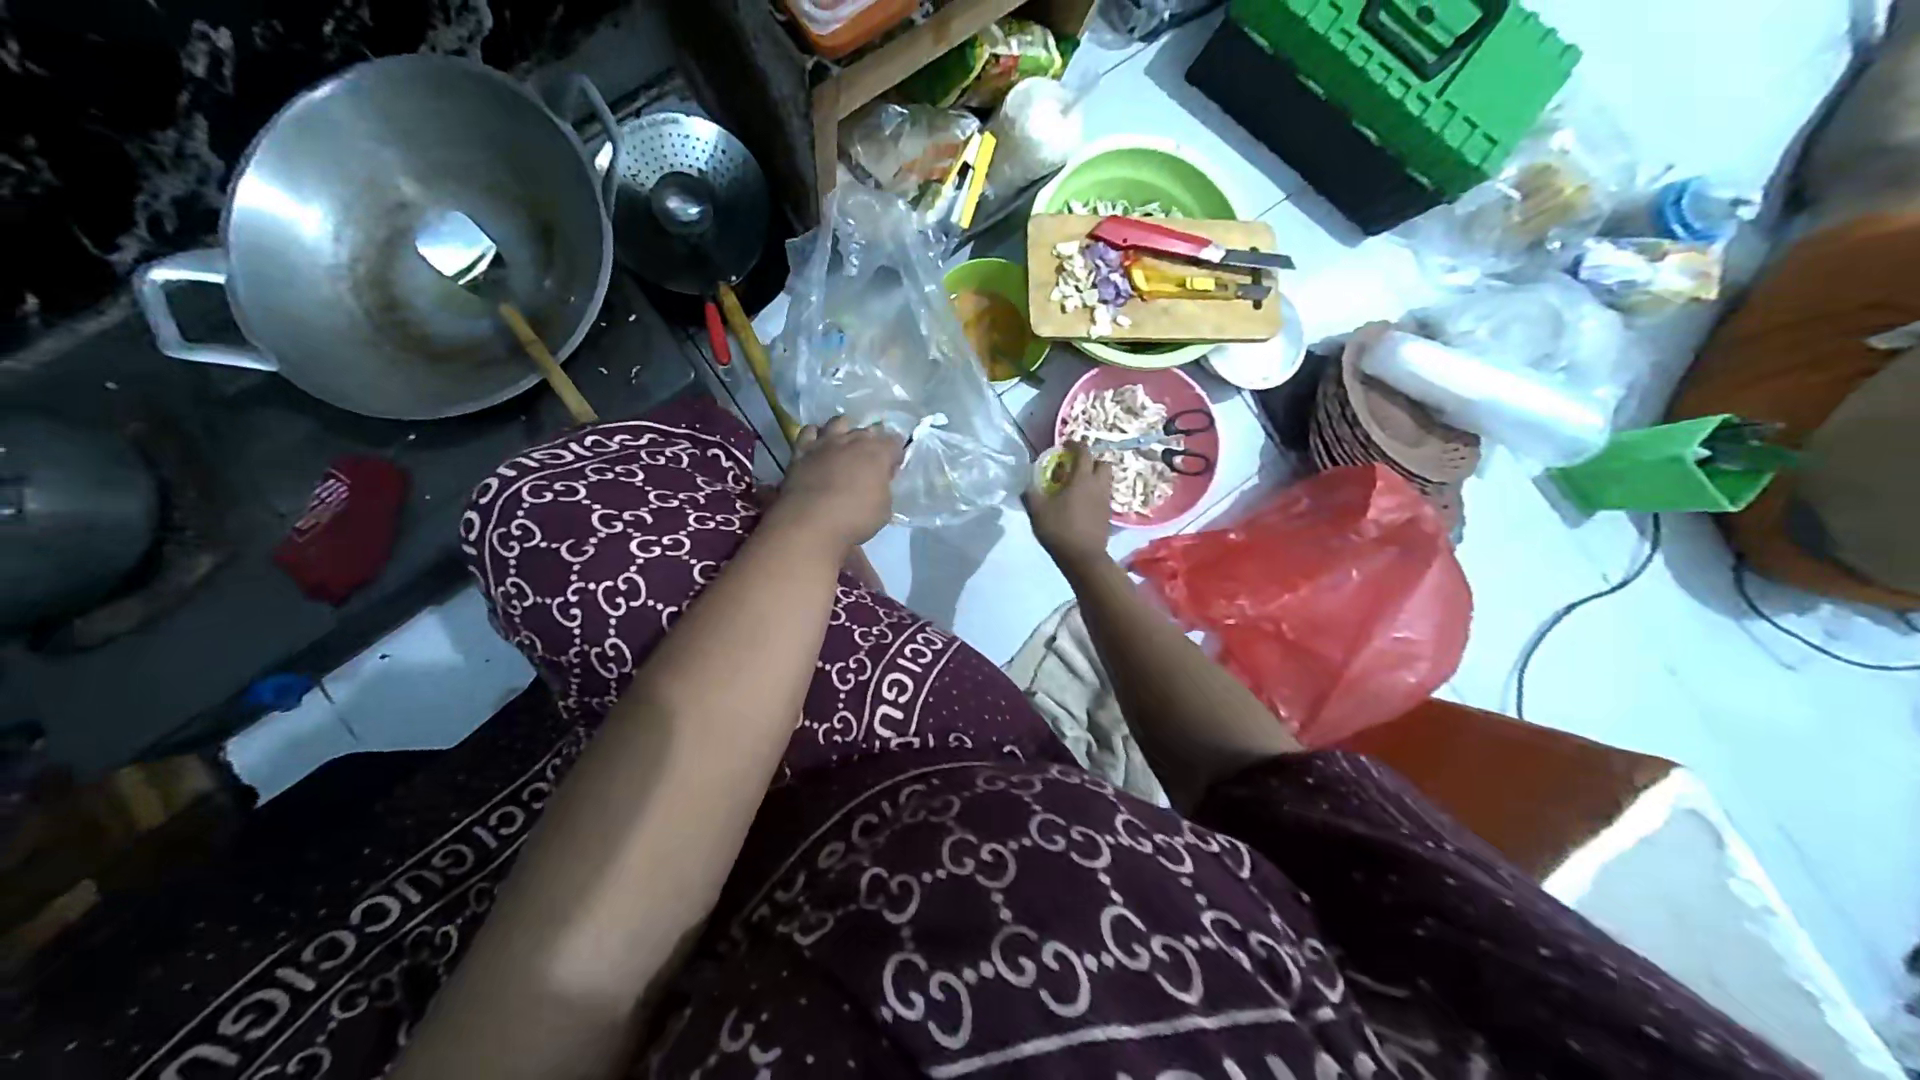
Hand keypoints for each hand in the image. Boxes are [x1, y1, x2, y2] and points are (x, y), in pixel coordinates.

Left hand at [764, 416, 902, 554]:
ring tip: (845, 445)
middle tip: (870, 460)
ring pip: (839, 422)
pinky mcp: (802, 449)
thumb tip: (878, 483)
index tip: (892, 469)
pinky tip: (819, 446)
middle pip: (868, 430)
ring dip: (846, 430)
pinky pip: (809, 431)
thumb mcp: (884, 509)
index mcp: (878, 453)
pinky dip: (816, 435)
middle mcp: (853, 440)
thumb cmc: (855, 519)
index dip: (895, 454)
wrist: (811, 521)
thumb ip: (884, 489)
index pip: (895, 442)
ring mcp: (826, 442)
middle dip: (873, 442)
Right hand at [1024, 442, 1111, 572]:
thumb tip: (1027, 483)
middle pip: (1102, 463)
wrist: (1083, 557)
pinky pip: (1103, 494)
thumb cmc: (1060, 529)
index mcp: (1082, 479)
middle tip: (1075, 467)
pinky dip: (1095, 492)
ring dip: (1094, 476)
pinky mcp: (1107, 514)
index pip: (1084, 452)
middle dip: (1090, 460)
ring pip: (1105, 479)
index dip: (1075, 444)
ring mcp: (1105, 500)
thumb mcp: (1038, 510)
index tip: (1065, 445)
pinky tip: (1081, 502)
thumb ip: (1031, 493)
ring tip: (1077, 485)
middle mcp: (1098, 485)